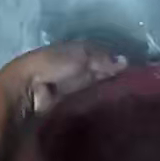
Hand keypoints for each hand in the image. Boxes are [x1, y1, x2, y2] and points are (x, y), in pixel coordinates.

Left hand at [0, 43, 128, 119]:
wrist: (27, 91)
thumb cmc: (52, 65)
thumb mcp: (80, 55)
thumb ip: (102, 58)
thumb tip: (126, 61)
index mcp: (69, 51)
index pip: (94, 55)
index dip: (110, 60)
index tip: (131, 70)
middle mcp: (68, 69)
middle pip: (92, 72)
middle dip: (109, 77)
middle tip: (133, 87)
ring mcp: (65, 89)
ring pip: (90, 88)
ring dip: (103, 92)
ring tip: (126, 100)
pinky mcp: (64, 107)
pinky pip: (84, 103)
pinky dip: (95, 104)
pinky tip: (111, 109)